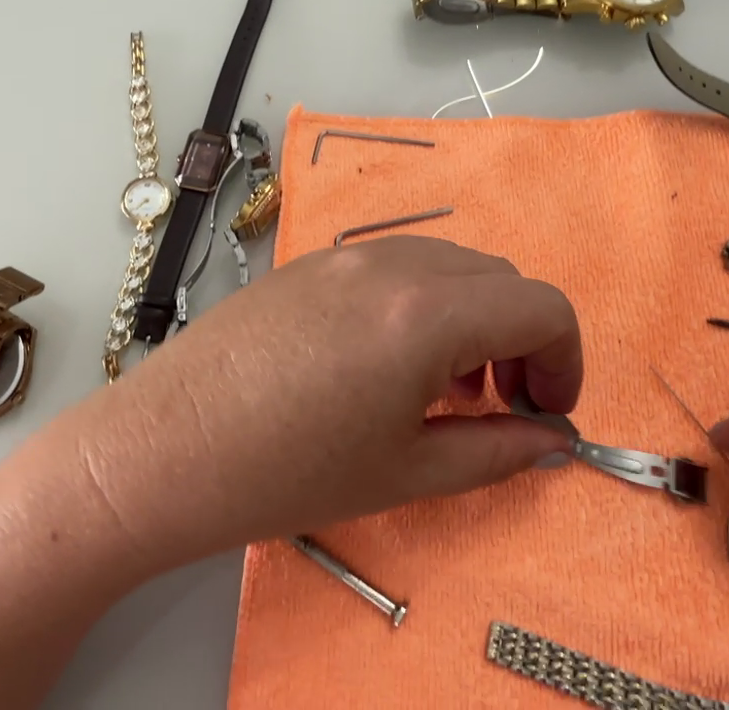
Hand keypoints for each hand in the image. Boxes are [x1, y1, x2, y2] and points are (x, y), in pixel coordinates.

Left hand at [73, 236, 580, 564]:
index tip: (545, 411)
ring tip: (440, 388)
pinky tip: (381, 363)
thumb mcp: (405, 473)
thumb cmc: (287, 473)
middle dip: (519, 337)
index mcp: (426, 310)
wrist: (163, 449)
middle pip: (495, 277)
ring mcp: (339, 256)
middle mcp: (389, 264)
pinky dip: (416, 304)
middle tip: (497, 404)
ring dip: (467, 317)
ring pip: (442, 265)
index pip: (540, 305)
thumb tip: (555, 442)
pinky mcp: (302, 265)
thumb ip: (496, 451)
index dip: (565, 359)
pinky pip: (388, 267)